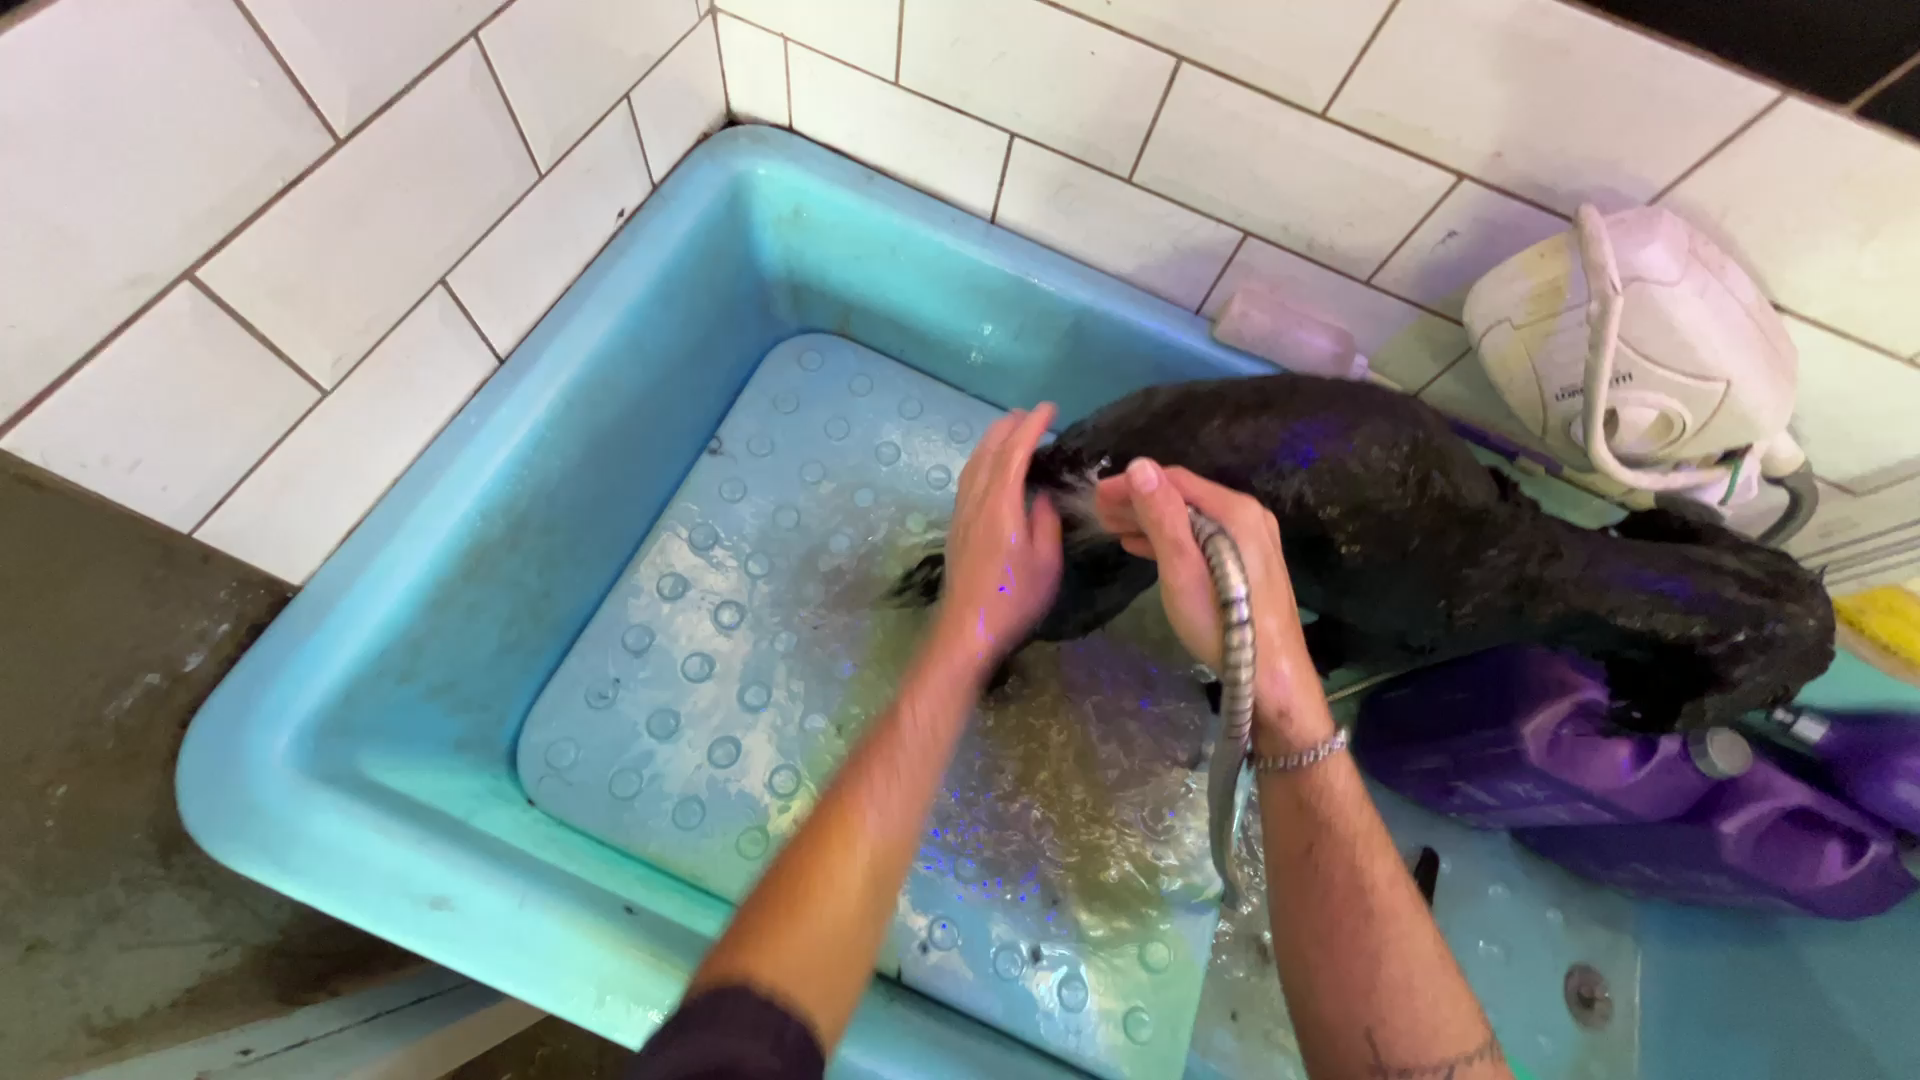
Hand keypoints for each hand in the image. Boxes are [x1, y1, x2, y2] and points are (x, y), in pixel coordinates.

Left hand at [931, 404, 1064, 675]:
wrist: (967, 630)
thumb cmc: (1014, 599)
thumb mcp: (1045, 562)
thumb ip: (1045, 522)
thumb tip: (1040, 497)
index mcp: (1000, 505)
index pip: (1015, 452)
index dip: (1032, 426)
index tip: (1049, 409)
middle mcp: (975, 501)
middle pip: (989, 450)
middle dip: (1009, 426)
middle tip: (1031, 414)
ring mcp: (961, 513)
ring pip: (974, 463)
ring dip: (992, 440)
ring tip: (1010, 430)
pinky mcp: (956, 526)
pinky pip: (968, 478)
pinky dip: (983, 460)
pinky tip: (990, 466)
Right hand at [1093, 459, 1333, 751]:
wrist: (1269, 677)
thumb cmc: (1219, 622)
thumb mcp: (1181, 567)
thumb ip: (1162, 515)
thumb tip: (1139, 465)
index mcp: (1234, 512)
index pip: (1174, 480)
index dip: (1132, 483)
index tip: (1096, 496)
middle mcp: (1247, 516)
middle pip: (1183, 497)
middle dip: (1138, 500)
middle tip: (1098, 513)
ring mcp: (1250, 540)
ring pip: (1190, 518)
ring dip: (1150, 519)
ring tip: (1112, 528)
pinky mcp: (1247, 563)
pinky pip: (1201, 537)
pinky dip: (1169, 537)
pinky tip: (1143, 547)